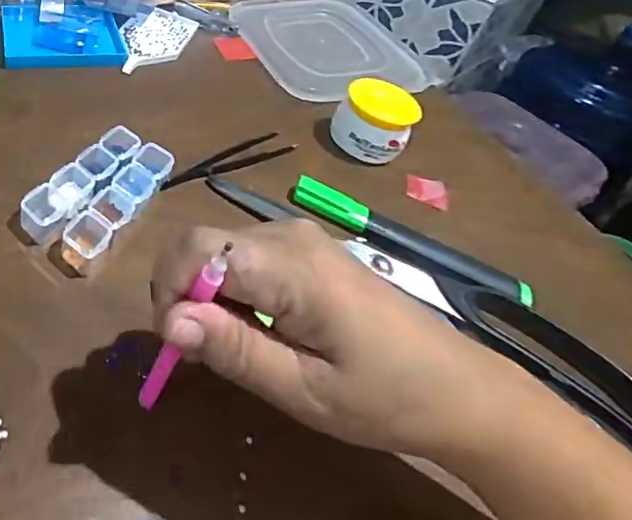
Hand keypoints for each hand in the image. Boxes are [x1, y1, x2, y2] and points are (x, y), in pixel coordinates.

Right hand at [150, 220, 545, 461]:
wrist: (463, 389)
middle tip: (197, 352)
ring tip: (228, 347)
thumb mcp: (306, 390)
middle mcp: (286, 233)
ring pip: (218, 249)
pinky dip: (229, 287)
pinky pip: (242, 255)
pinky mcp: (302, 246)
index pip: (195, 248)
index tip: (177, 344)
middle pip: (202, 245)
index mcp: (289, 265)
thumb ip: (234, 350)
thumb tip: (169, 321)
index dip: (169, 288)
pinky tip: (252, 327)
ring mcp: (296, 235)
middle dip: (183, 292)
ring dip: (204, 292)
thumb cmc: (387, 397)